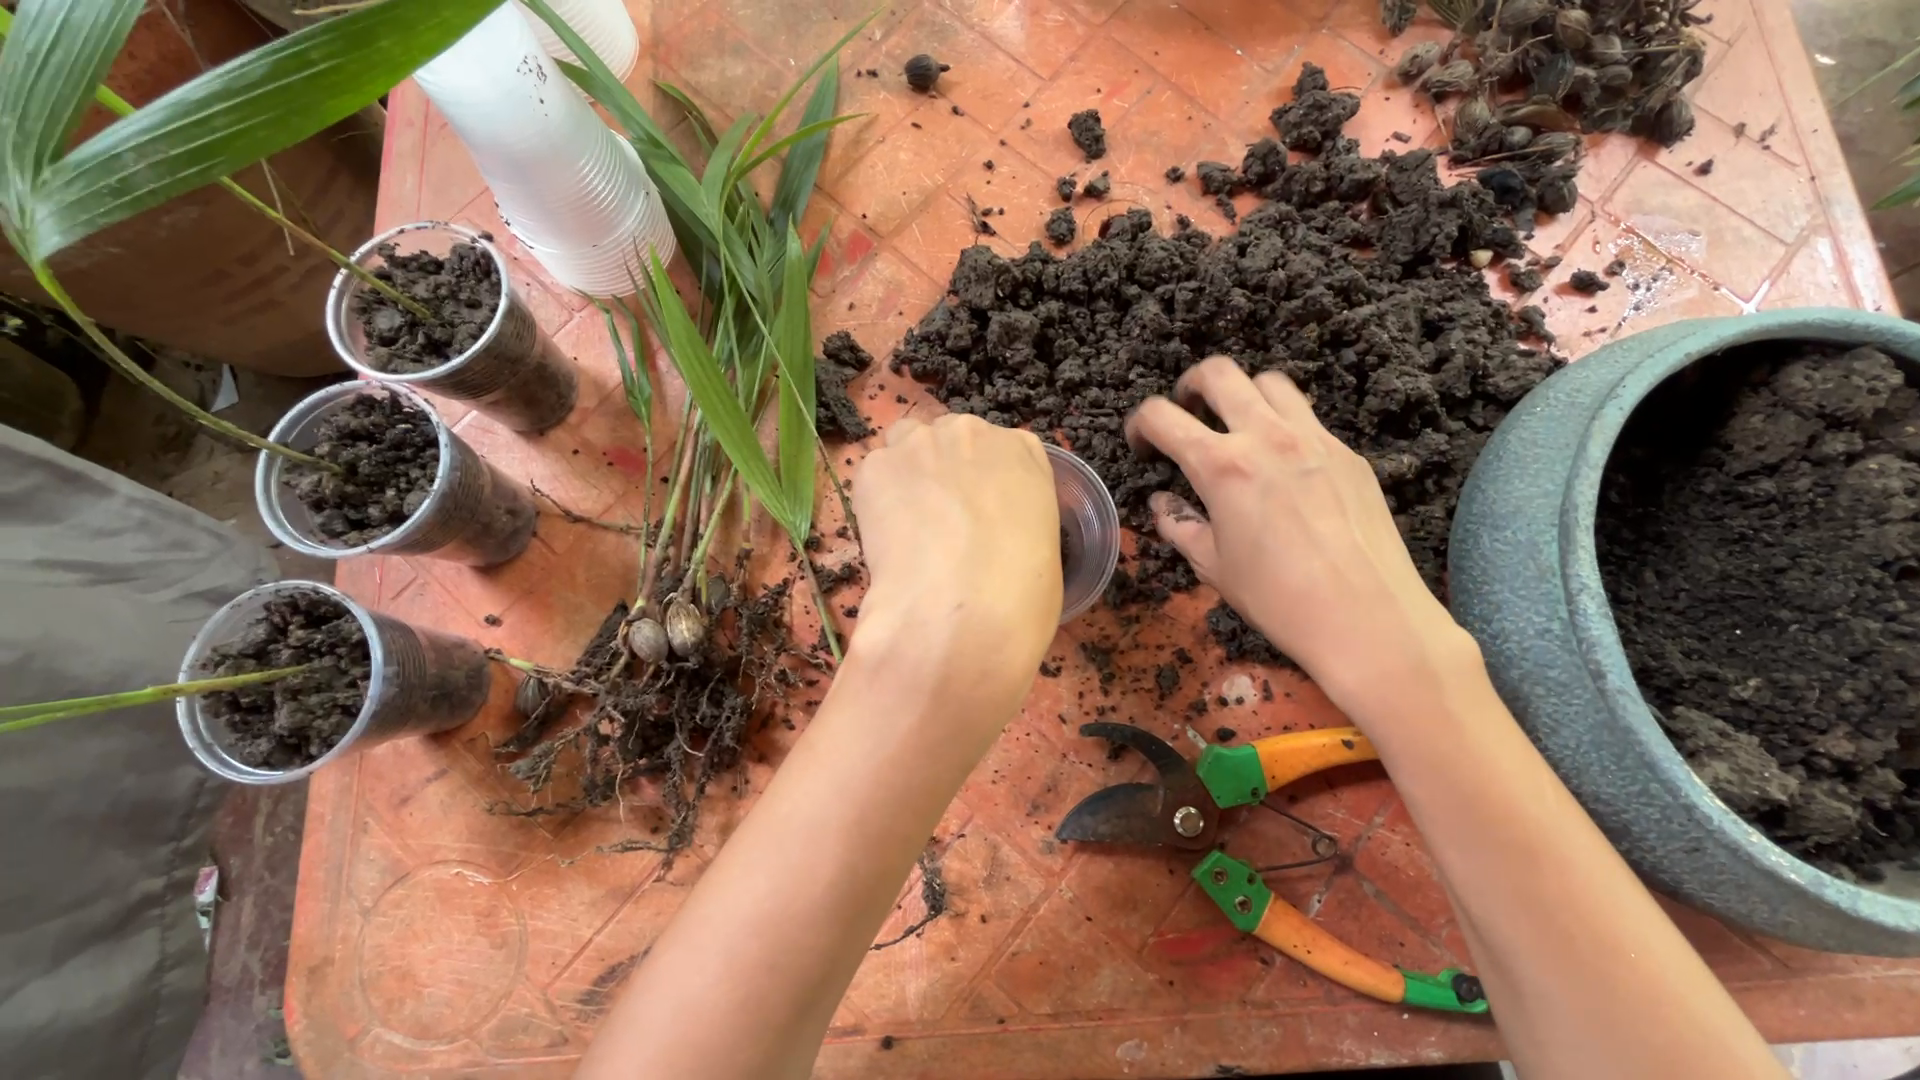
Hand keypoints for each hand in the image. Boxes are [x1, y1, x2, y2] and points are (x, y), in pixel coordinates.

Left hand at [850, 414, 1061, 690]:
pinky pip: (871, 477)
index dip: (980, 479)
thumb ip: (1016, 523)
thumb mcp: (1044, 551)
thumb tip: (992, 539)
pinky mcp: (876, 467)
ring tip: (904, 526)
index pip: (999, 448)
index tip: (974, 510)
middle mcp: (972, 434)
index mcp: (1024, 453)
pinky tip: (884, 542)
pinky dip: (872, 503)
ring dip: (904, 474)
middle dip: (940, 470)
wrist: (965, 610)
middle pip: (948, 437)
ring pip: (904, 444)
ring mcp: (921, 444)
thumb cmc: (1022, 593)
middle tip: (936, 521)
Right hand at [1124, 356, 1477, 713]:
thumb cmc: (1276, 598)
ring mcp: (1314, 438)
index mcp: (1221, 466)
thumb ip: (1180, 526)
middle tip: (1186, 413)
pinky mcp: (1348, 453)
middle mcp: (1266, 436)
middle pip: (1219, 373)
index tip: (1141, 444)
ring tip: (1238, 426)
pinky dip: (1284, 425)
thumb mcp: (1213, 566)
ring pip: (1270, 383)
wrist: (1365, 616)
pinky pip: (1308, 418)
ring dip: (1243, 395)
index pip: (1162, 417)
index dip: (1140, 424)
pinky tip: (1285, 465)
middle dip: (1190, 385)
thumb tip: (1162, 505)